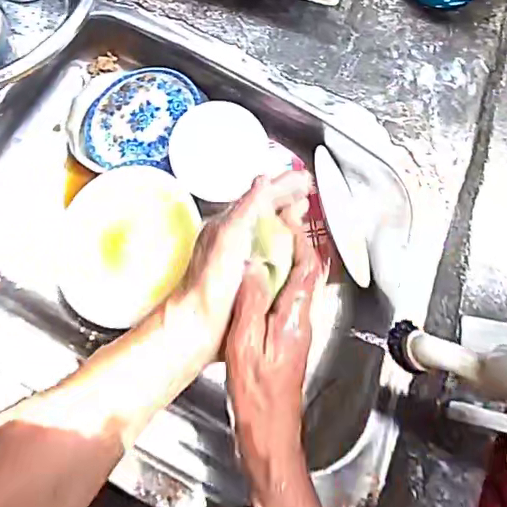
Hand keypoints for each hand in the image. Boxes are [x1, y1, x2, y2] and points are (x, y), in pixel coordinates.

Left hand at [160, 167, 311, 366]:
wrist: (198, 326)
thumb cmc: (209, 282)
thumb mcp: (231, 233)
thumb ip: (249, 205)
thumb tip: (265, 181)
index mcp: (230, 223)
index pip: (262, 195)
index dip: (284, 185)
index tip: (303, 179)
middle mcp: (235, 238)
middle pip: (266, 210)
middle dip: (287, 199)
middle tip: (307, 191)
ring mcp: (241, 259)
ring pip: (268, 230)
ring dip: (287, 219)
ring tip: (302, 212)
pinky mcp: (249, 280)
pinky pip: (271, 254)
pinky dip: (285, 245)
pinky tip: (293, 249)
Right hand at [227, 214, 324, 506]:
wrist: (269, 439)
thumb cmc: (258, 401)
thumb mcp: (245, 347)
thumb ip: (249, 303)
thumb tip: (252, 266)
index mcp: (293, 318)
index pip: (307, 266)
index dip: (299, 237)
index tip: (287, 216)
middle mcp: (301, 321)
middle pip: (307, 271)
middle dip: (297, 241)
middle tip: (281, 219)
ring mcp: (296, 331)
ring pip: (298, 283)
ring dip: (288, 257)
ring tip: (269, 239)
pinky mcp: (287, 340)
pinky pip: (287, 297)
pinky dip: (277, 278)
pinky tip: (258, 277)